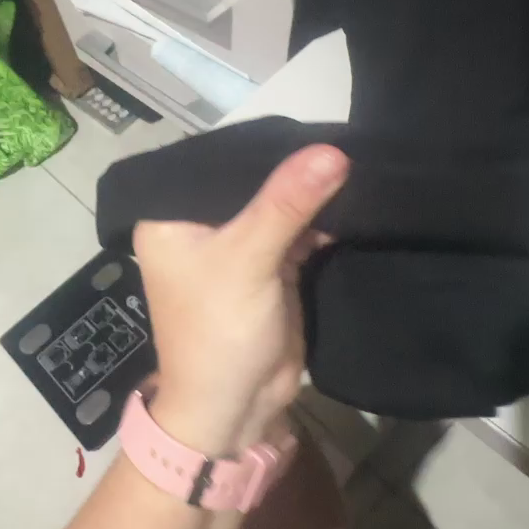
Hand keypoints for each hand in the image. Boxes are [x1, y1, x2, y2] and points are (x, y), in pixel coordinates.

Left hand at [133, 144, 349, 453]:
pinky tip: (358, 195)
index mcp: (170, 214)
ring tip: (358, 157)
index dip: (258, 140)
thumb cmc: (218, 332)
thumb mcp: (247, 261)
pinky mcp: (269, 266)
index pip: (213, 160)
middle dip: (291, 165)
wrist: (235, 410)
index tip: (308, 117)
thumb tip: (332, 149)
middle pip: (250, 180)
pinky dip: (323, 220)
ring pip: (277, 204)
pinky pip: (298, 230)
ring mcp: (236, 244)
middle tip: (342, 133)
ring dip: (313, 192)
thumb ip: (287, 204)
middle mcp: (199, 223)